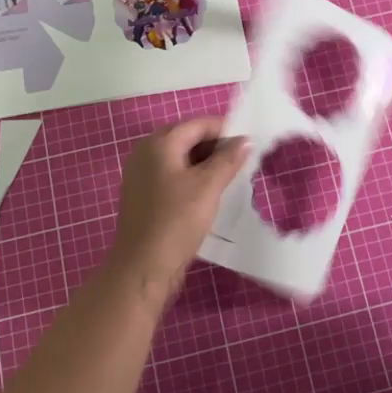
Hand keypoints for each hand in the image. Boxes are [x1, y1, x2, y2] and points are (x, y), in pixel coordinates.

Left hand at [108, 118, 248, 298]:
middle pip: (186, 139)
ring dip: (205, 164)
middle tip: (242, 160)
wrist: (142, 267)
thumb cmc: (176, 221)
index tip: (249, 143)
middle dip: (215, 146)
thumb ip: (228, 160)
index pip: (197, 124)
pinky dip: (192, 178)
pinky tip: (209, 194)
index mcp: (159, 144)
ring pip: (180, 159)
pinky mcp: (144, 196)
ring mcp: (142, 176)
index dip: (225, 130)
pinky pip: (172, 176)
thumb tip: (244, 140)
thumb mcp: (207, 187)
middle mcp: (146, 153)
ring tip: (230, 177)